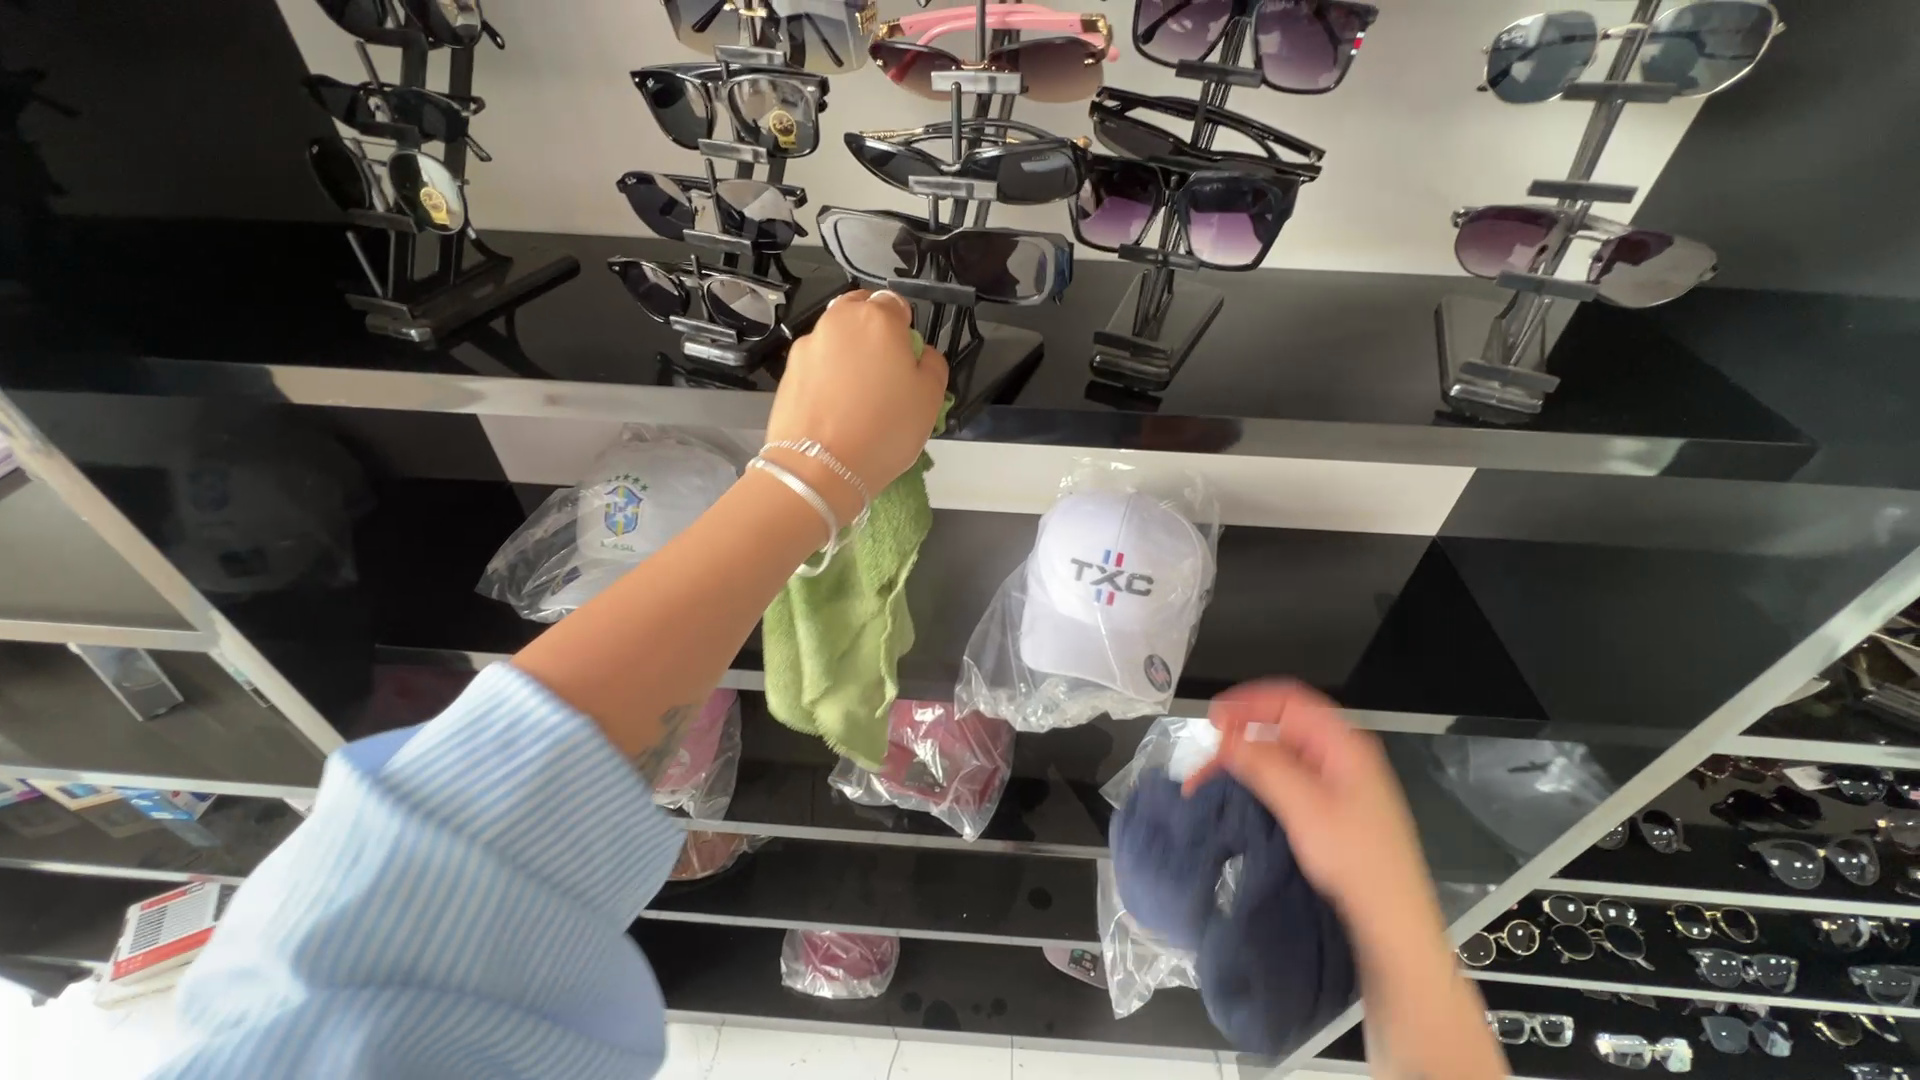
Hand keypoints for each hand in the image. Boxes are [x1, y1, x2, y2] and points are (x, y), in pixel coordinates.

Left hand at [764, 290, 947, 518]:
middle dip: (873, 333)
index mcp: (878, 318)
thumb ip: (932, 363)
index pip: (896, 304)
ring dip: (848, 355)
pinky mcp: (788, 371)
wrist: (820, 469)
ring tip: (857, 397)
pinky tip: (835, 409)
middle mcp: (838, 321)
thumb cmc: (883, 431)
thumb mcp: (931, 398)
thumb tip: (921, 355)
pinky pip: (816, 364)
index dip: (905, 329)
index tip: (907, 358)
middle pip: (860, 313)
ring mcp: (808, 345)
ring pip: (835, 339)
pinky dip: (826, 377)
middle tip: (884, 373)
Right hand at [1186, 680, 1438, 929]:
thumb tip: (1227, 735)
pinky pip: (1282, 779)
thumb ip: (1264, 764)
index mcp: (1343, 744)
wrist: (1391, 920)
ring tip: (1206, 783)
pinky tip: (1232, 797)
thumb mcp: (1305, 806)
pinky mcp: (1327, 807)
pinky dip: (1253, 782)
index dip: (1248, 703)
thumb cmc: (1358, 860)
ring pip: (1277, 755)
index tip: (1214, 719)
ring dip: (1240, 763)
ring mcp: (1335, 782)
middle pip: (1279, 727)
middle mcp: (1340, 755)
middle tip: (1204, 758)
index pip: (1289, 701)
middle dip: (1237, 738)